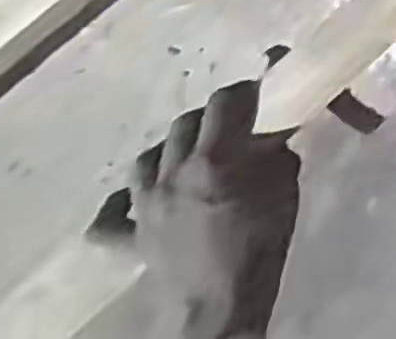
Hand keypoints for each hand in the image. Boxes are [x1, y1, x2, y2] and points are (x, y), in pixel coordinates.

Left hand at [103, 81, 300, 338]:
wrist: (221, 304)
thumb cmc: (262, 239)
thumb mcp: (286, 183)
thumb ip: (274, 151)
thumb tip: (271, 133)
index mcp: (215, 157)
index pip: (225, 100)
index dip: (244, 92)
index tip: (260, 95)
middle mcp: (173, 173)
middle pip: (186, 122)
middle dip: (212, 117)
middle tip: (234, 126)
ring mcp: (144, 206)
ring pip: (147, 157)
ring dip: (172, 149)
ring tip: (194, 156)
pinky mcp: (128, 239)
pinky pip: (109, 216)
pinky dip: (124, 201)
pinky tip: (141, 198)